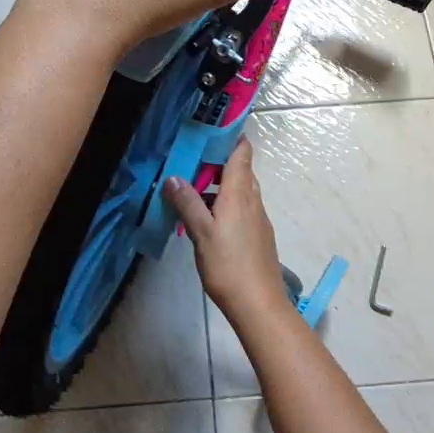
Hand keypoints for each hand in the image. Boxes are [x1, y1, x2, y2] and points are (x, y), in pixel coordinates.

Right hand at [166, 138, 290, 319]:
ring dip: (221, 187)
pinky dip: (226, 205)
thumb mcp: (201, 233)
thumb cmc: (229, 265)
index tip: (214, 128)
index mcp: (239, 195)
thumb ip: (188, 204)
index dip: (232, 138)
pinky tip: (209, 221)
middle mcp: (253, 202)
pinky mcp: (258, 237)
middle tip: (193, 162)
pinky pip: (242, 210)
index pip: (241, 155)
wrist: (259, 304)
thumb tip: (173, 177)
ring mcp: (258, 220)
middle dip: (220, 163)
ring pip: (241, 192)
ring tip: (194, 193)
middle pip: (241, 172)